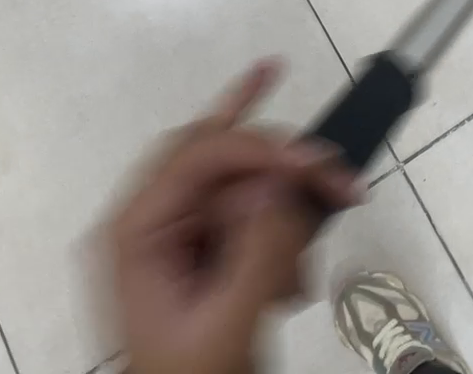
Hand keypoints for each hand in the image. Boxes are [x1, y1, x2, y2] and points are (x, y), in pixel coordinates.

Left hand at [111, 61, 362, 373]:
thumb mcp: (225, 325)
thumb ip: (256, 248)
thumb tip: (283, 180)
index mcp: (136, 229)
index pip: (197, 153)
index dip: (259, 146)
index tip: (316, 162)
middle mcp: (153, 214)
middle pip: (222, 152)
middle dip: (279, 160)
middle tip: (336, 173)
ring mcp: (179, 225)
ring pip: (244, 177)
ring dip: (286, 206)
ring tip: (301, 273)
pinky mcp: (206, 239)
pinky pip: (251, 204)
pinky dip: (284, 220)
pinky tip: (294, 250)